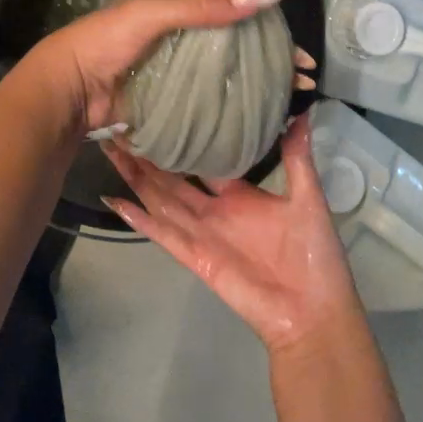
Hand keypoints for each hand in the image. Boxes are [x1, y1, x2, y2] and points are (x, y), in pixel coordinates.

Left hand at [16, 0, 286, 134]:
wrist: (69, 90)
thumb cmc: (106, 42)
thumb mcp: (153, 14)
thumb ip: (205, 5)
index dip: (260, 8)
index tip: (292, 32)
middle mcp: (173, 24)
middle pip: (230, 31)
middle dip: (269, 47)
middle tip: (304, 70)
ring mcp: (172, 60)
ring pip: (224, 61)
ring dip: (259, 73)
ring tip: (295, 92)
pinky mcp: (168, 90)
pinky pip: (210, 89)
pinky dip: (237, 95)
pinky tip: (262, 109)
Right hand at [101, 113, 355, 354]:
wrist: (313, 314)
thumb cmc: (314, 256)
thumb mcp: (308, 198)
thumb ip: (297, 156)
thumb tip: (302, 107)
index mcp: (238, 193)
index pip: (203, 159)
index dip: (183, 136)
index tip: (164, 108)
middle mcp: (213, 209)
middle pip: (172, 175)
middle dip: (147, 152)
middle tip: (121, 122)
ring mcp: (200, 232)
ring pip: (159, 197)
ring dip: (134, 174)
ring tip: (108, 147)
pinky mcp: (193, 255)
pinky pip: (161, 233)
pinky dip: (137, 217)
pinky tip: (114, 199)